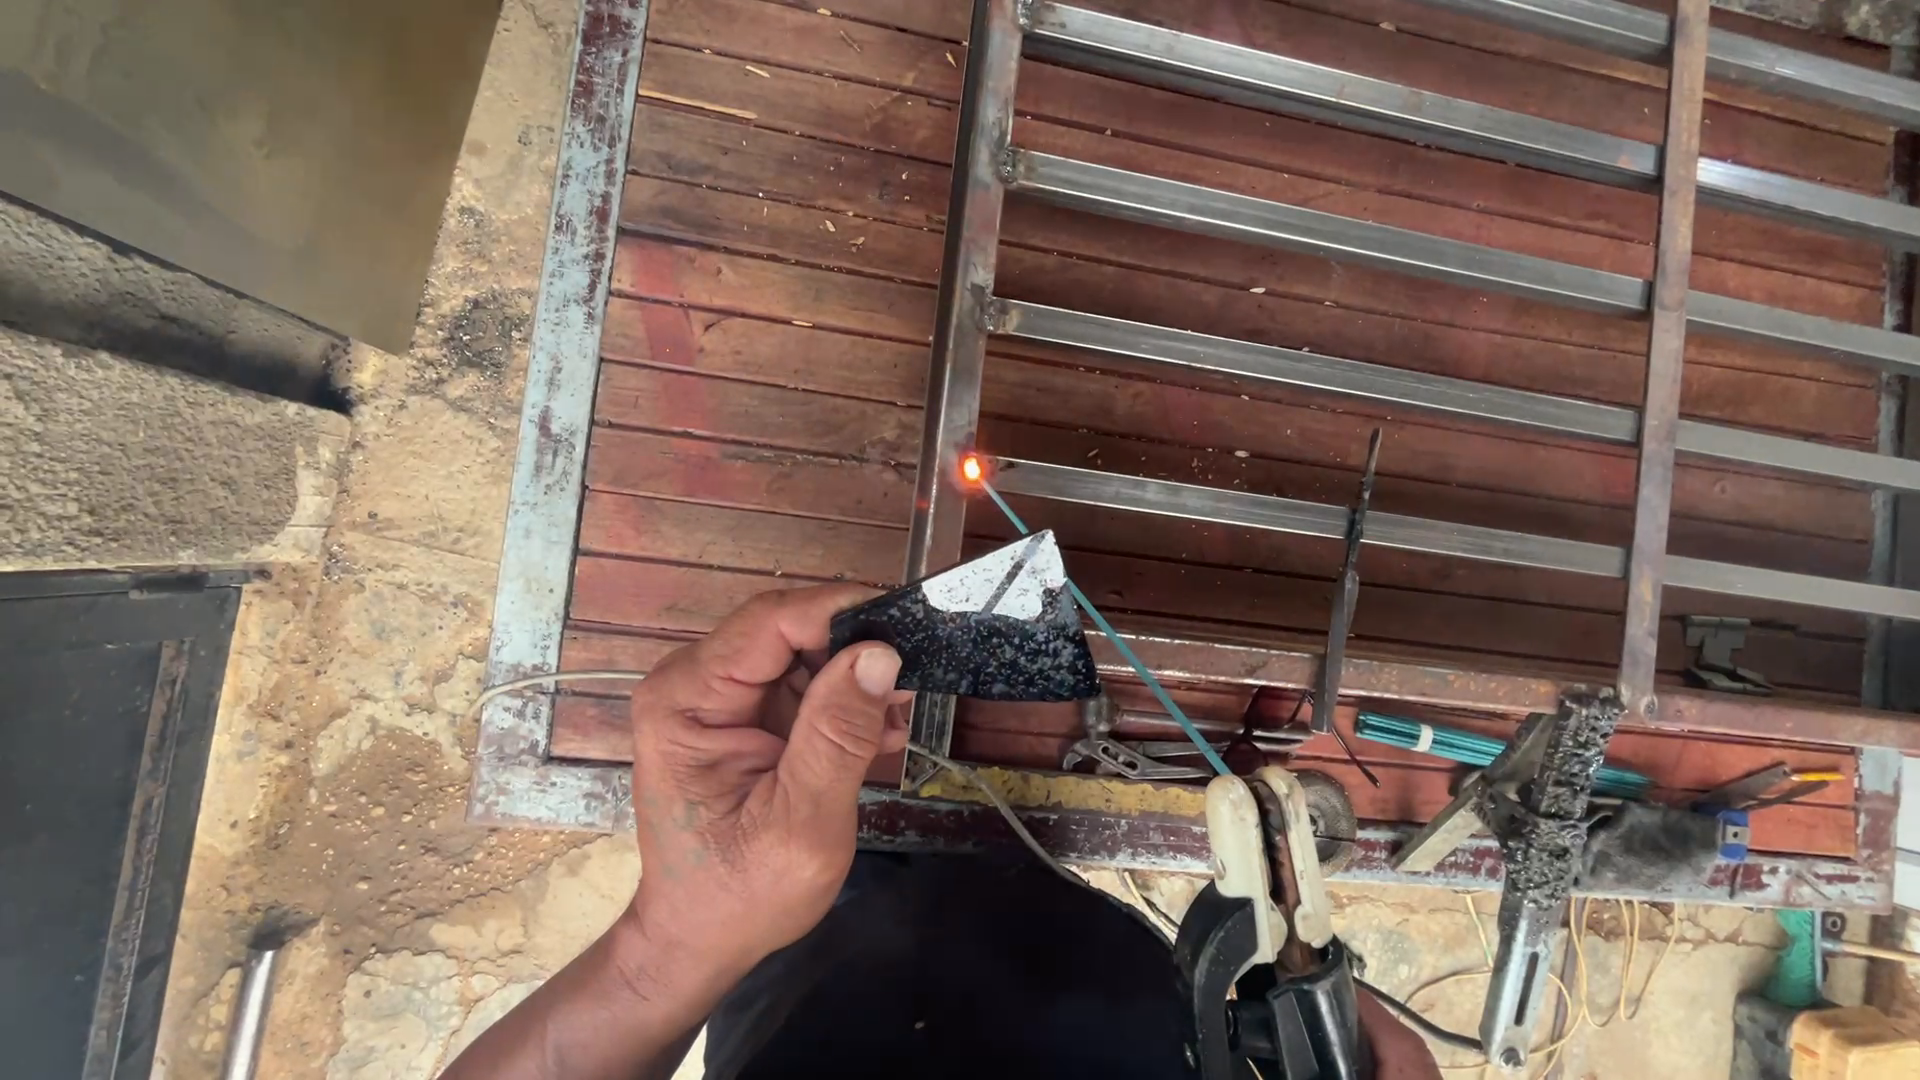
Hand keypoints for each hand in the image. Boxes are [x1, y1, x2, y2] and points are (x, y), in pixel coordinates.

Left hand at [626, 585, 912, 978]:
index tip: (907, 630)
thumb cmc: (742, 894)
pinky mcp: (745, 713)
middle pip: (789, 629)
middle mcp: (696, 682)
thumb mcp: (801, 823)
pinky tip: (878, 733)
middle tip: (910, 685)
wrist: (702, 939)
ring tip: (896, 719)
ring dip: (856, 678)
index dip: (842, 615)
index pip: (772, 620)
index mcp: (689, 698)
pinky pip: (806, 681)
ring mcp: (720, 696)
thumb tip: (880, 653)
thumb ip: (838, 736)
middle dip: (855, 650)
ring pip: (805, 651)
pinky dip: (846, 699)